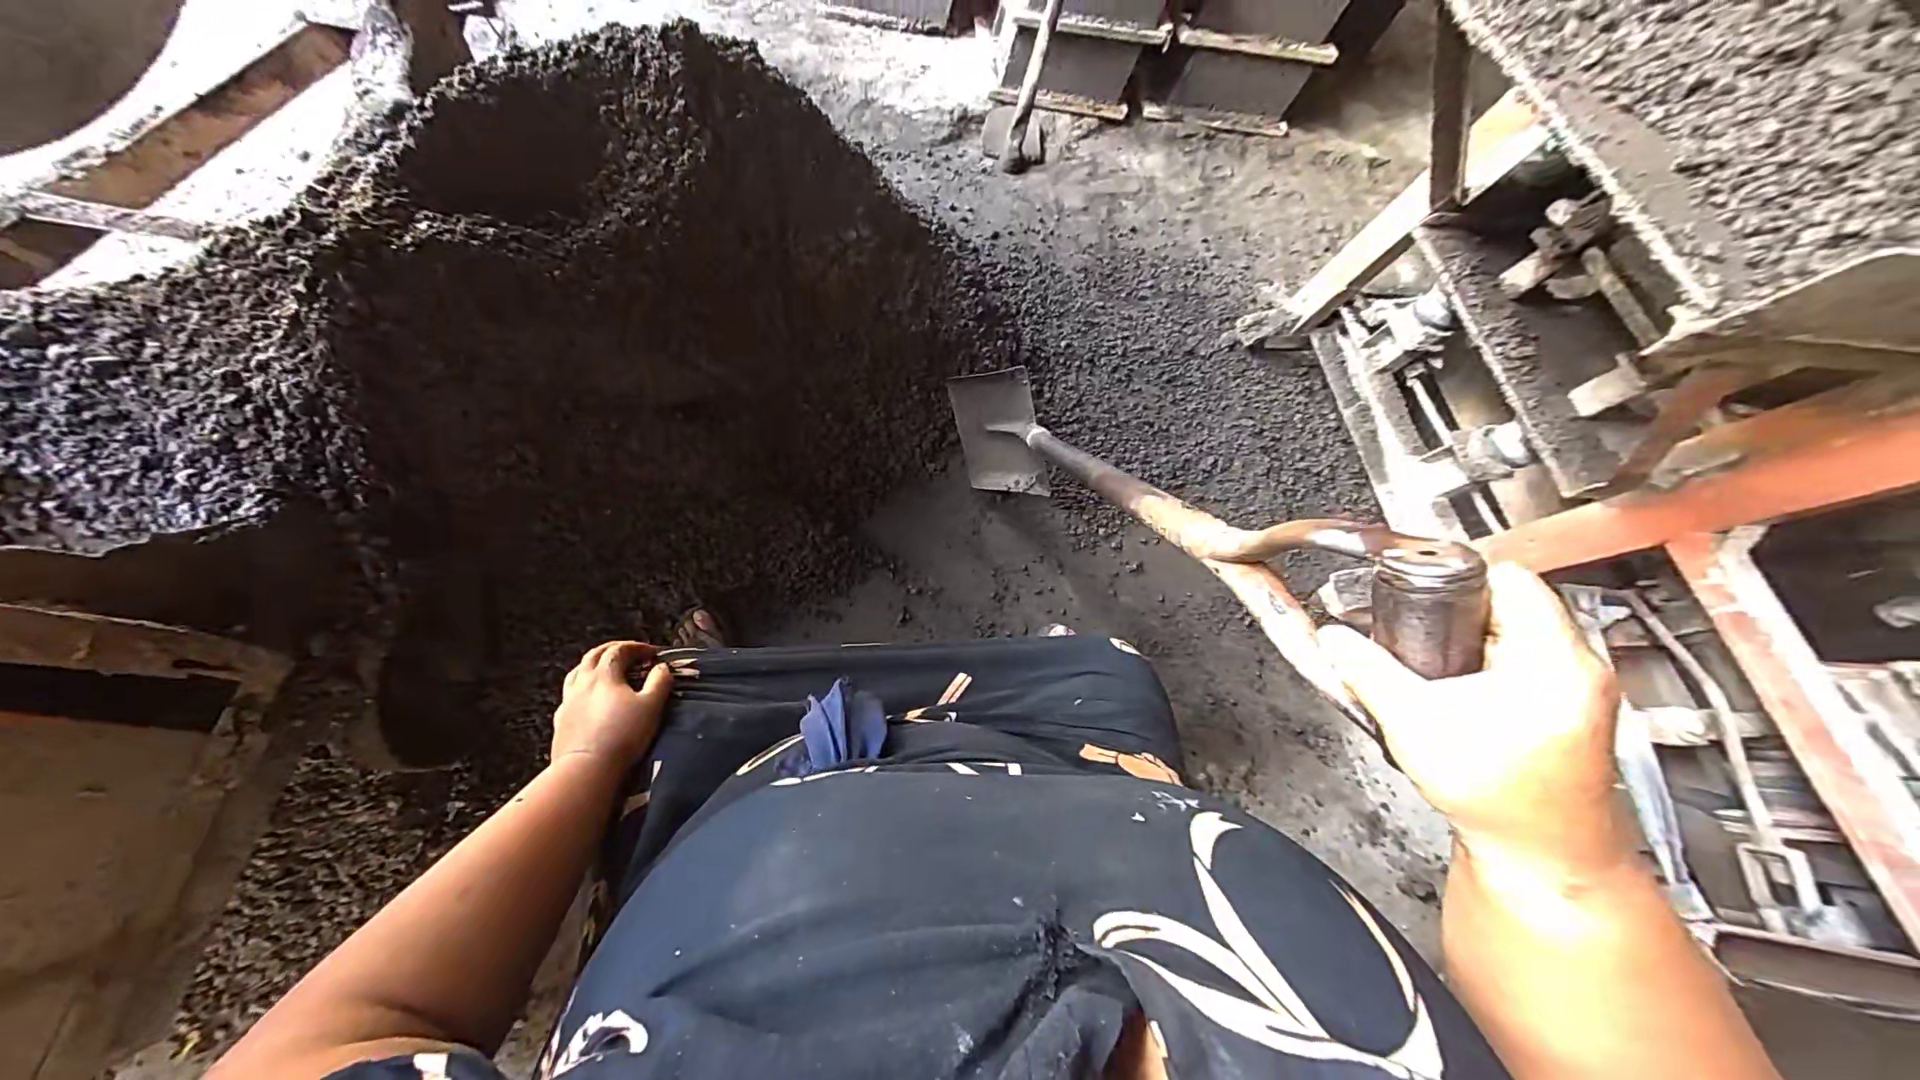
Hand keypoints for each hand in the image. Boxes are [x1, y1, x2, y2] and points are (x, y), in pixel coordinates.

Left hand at [550, 641, 671, 774]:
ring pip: (577, 673)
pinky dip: (583, 688)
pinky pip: (570, 695)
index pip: (619, 650)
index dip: (636, 648)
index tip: (652, 653)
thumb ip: (659, 682)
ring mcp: (568, 702)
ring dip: (593, 666)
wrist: (586, 769)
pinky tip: (589, 699)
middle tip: (629, 652)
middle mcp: (582, 683)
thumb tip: (662, 667)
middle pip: (594, 656)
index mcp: (604, 675)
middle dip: (613, 650)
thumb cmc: (623, 734)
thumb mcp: (652, 706)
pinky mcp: (561, 721)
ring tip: (607, 671)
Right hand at [1318, 563, 1623, 872]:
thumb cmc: (1504, 801)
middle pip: (1504, 597)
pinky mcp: (1561, 698)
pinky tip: (1446, 677)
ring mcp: (1573, 682)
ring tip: (1424, 651)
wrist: (1541, 852)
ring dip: (1460, 629)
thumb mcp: (1414, 725)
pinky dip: (1475, 652)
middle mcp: (1576, 664)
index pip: (1508, 576)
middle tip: (1407, 620)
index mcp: (1554, 659)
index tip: (1414, 584)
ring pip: (1508, 624)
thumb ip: (1368, 671)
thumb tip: (1334, 638)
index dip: (1452, 574)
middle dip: (1447, 605)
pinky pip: (1515, 651)